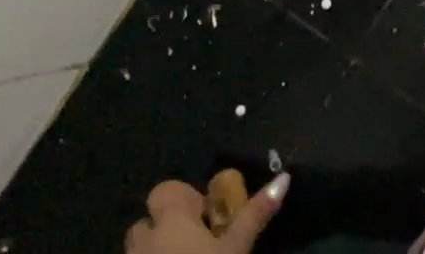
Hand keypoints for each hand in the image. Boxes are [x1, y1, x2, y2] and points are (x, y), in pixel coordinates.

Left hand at [125, 174, 287, 253]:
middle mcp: (144, 240)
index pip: (165, 190)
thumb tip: (284, 177)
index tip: (206, 212)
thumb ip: (255, 212)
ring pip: (140, 249)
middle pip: (148, 222)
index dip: (184, 197)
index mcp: (171, 220)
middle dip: (168, 226)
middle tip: (196, 240)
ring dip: (157, 250)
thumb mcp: (237, 247)